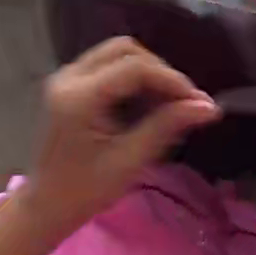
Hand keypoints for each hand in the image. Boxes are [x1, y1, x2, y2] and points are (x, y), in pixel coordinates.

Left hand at [19, 38, 220, 238]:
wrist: (47, 204)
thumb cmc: (86, 189)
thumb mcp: (130, 160)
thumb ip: (167, 126)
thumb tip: (208, 106)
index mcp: (79, 96)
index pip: (135, 68)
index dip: (172, 79)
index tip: (199, 101)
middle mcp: (69, 77)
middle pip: (125, 50)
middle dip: (159, 71)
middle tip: (183, 101)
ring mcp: (66, 78)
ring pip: (116, 54)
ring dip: (146, 72)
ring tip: (170, 103)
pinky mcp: (69, 85)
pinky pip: (107, 66)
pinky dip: (131, 78)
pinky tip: (147, 104)